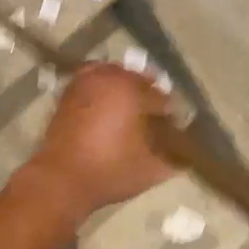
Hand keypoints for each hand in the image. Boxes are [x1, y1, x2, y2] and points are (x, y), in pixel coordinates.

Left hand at [27, 62, 178, 223]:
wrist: (62, 175)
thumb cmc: (110, 170)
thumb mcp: (151, 169)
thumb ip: (174, 157)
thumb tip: (186, 151)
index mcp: (131, 91)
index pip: (161, 97)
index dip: (172, 112)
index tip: (177, 125)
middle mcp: (107, 78)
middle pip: (137, 78)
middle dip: (150, 93)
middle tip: (157, 113)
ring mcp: (84, 81)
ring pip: (113, 73)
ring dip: (126, 84)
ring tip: (134, 105)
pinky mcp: (68, 90)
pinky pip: (92, 77)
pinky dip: (103, 84)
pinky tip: (109, 102)